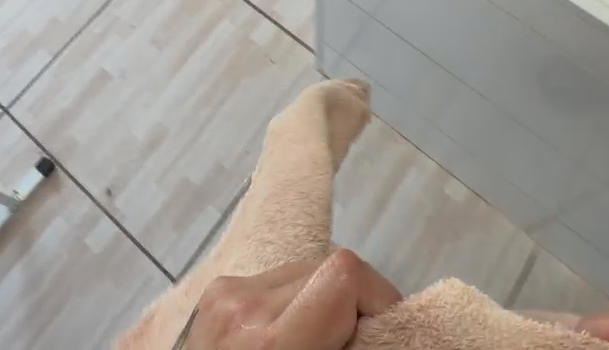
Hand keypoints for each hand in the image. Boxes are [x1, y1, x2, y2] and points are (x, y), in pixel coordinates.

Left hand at [184, 250, 401, 349]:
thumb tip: (391, 336)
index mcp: (274, 345)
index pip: (344, 275)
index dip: (379, 296)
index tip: (387, 334)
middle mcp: (246, 306)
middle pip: (330, 267)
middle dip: (355, 304)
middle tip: (359, 346)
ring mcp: (227, 293)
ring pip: (305, 269)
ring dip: (324, 301)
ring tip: (319, 343)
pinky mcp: (217, 290)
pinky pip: (277, 279)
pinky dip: (295, 302)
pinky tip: (288, 337)